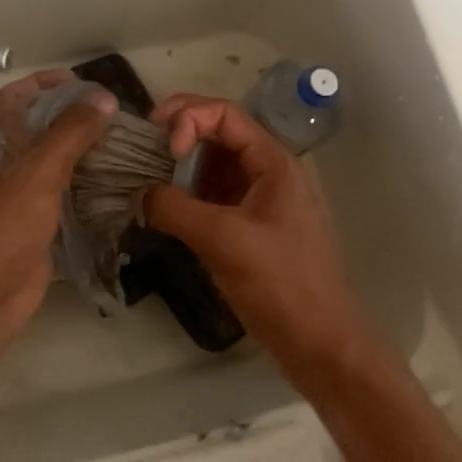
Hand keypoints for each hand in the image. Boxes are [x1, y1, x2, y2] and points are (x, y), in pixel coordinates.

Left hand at [0, 70, 115, 359]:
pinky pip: (66, 193)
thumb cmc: (4, 223)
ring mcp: (24, 193)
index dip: (45, 83)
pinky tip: (117, 182)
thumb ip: (71, 132)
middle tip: (115, 114)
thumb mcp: (40, 170)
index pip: (17, 96)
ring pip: (56, 160)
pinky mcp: (39, 222)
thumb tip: (103, 97)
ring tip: (123, 143)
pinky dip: (88, 184)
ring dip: (84, 150)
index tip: (82, 83)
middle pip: (40, 127)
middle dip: (74, 116)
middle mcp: (8, 161)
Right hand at [144, 93, 367, 364]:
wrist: (323, 347)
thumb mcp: (223, 241)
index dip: (188, 117)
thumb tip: (137, 192)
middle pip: (219, 134)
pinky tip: (166, 208)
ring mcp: (262, 201)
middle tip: (143, 148)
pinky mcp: (253, 228)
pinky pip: (216, 196)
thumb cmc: (282, 285)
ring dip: (182, 166)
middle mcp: (270, 172)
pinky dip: (189, 194)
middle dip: (180, 133)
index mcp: (274, 162)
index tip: (163, 145)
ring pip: (215, 166)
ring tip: (147, 178)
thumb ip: (176, 208)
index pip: (225, 115)